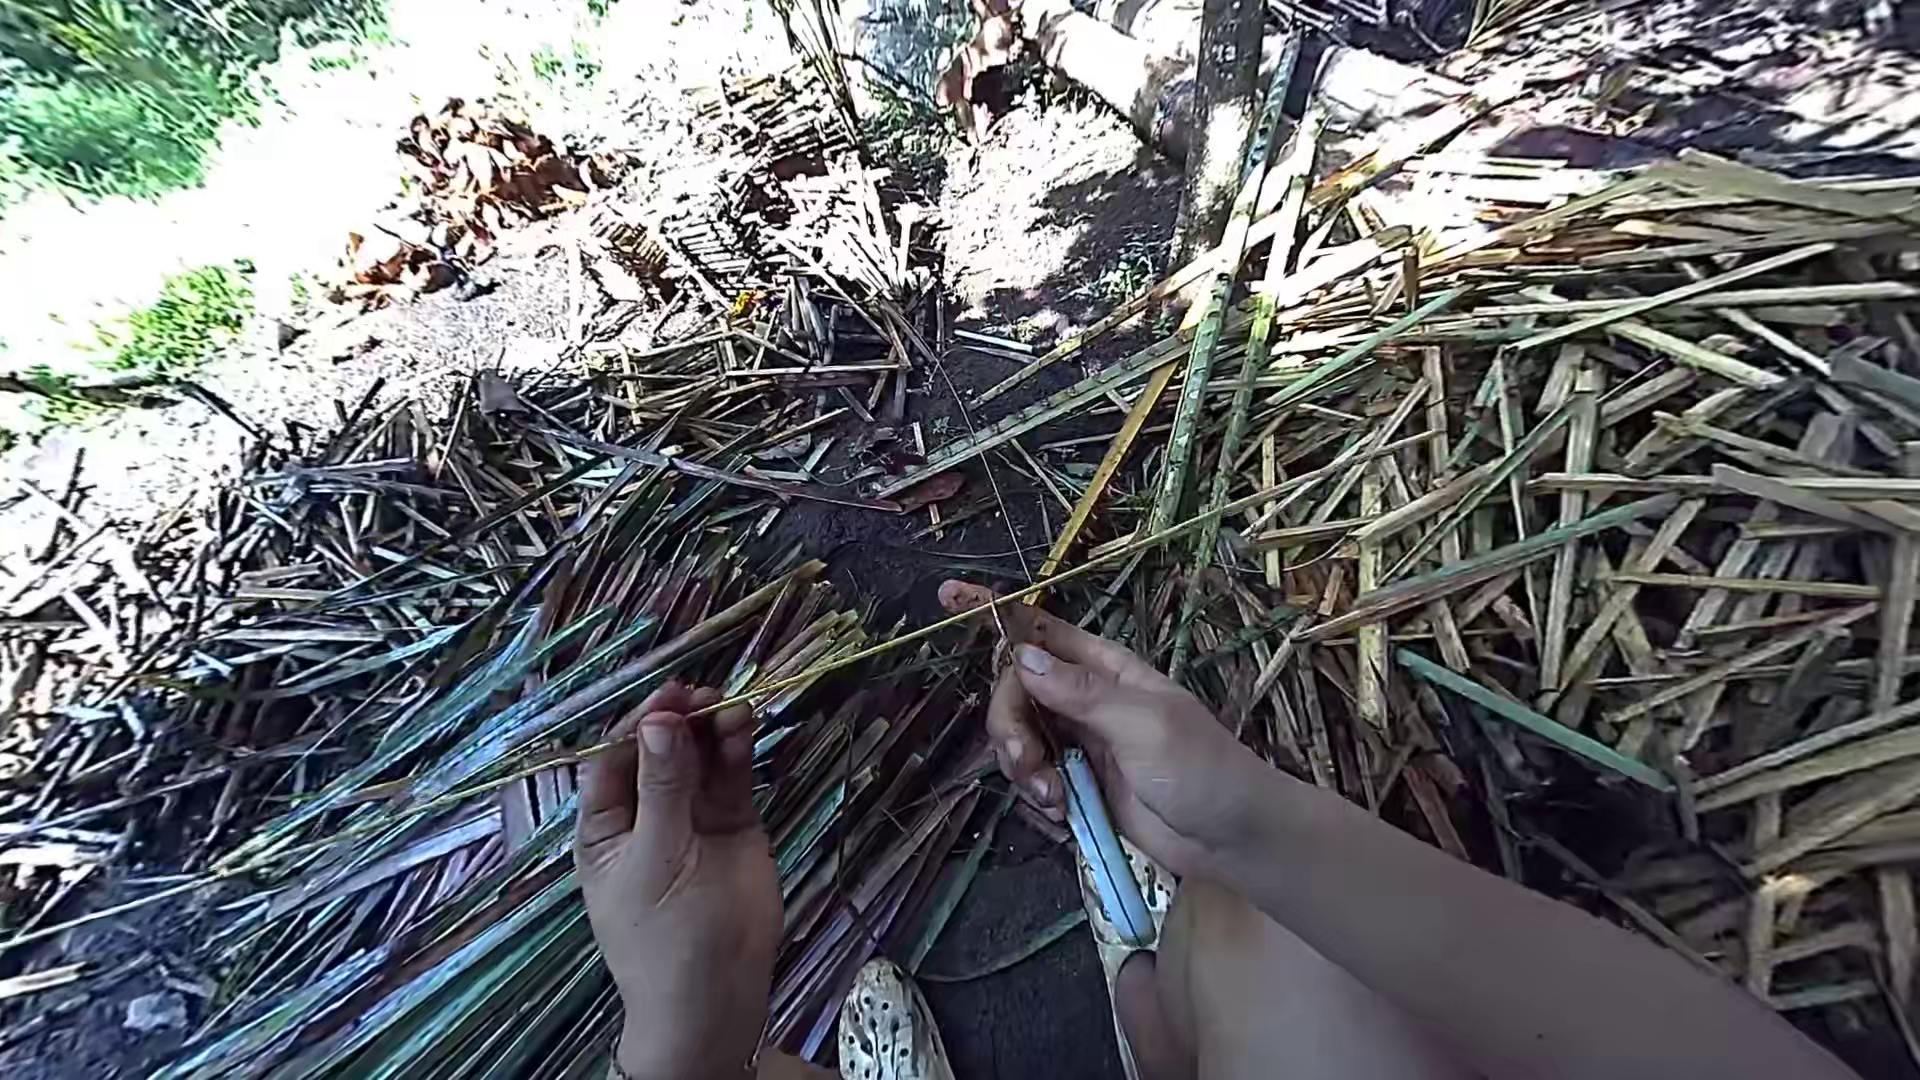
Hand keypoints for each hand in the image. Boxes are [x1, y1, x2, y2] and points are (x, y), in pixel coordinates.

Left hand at [574, 682, 778, 1079]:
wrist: (722, 991)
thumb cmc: (666, 936)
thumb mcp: (656, 859)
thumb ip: (663, 788)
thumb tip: (661, 722)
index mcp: (608, 826)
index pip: (616, 760)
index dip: (640, 724)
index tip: (670, 696)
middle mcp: (649, 811)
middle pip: (663, 751)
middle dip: (681, 721)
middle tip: (706, 695)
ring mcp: (694, 812)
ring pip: (701, 757)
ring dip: (713, 729)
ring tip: (732, 706)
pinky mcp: (733, 815)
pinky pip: (732, 773)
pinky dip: (737, 749)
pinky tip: (744, 726)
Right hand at [938, 581, 1272, 877]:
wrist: (1231, 841)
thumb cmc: (1201, 768)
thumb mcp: (1145, 723)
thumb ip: (1081, 692)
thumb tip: (1022, 657)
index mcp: (1101, 667)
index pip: (1038, 628)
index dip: (993, 611)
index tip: (948, 595)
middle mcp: (1079, 697)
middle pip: (1013, 690)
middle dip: (1010, 726)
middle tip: (1028, 763)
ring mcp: (1074, 740)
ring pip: (1015, 736)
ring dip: (1023, 769)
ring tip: (1056, 800)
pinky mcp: (1073, 781)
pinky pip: (1029, 778)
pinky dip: (1036, 796)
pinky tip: (1065, 815)